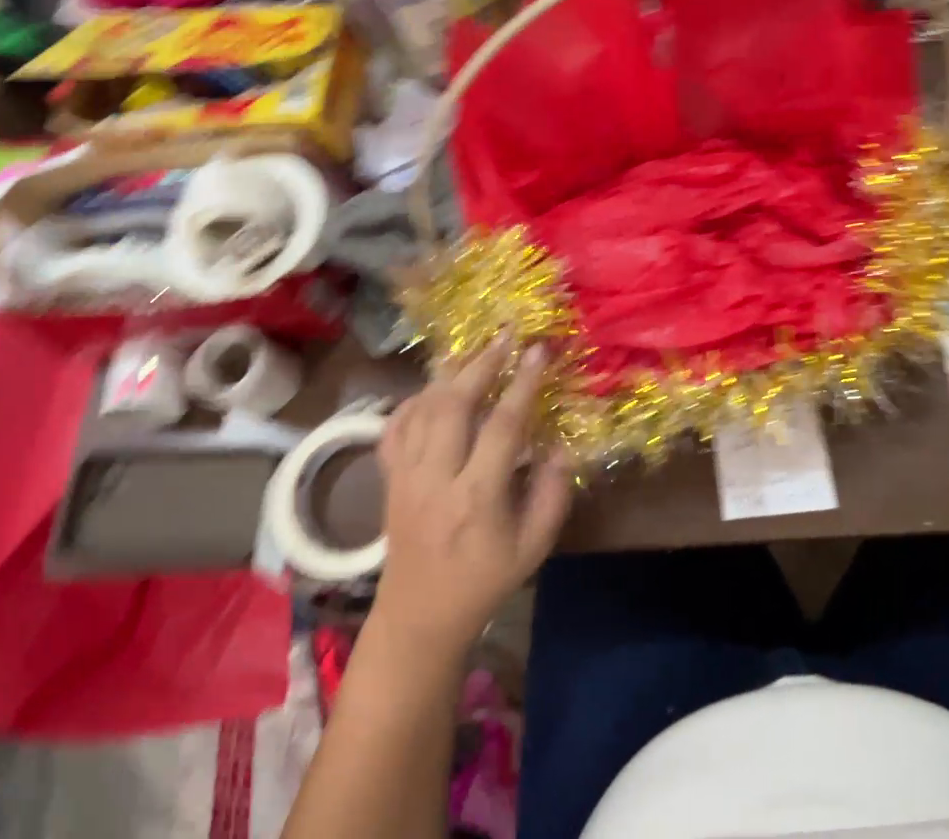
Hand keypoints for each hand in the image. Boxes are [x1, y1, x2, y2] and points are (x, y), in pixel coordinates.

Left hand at [372, 341, 572, 652]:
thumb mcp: (533, 547)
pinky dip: (414, 400)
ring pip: (422, 408)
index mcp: (476, 497)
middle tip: (506, 334)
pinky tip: (435, 388)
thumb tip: (561, 445)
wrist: (421, 613)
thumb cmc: (485, 580)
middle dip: (482, 362)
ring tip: (476, 350)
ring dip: (451, 374)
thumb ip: (551, 494)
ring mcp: (404, 476)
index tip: (538, 351)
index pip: (501, 426)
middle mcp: (435, 478)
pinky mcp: (388, 478)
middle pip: (454, 404)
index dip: (522, 384)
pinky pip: (395, 427)